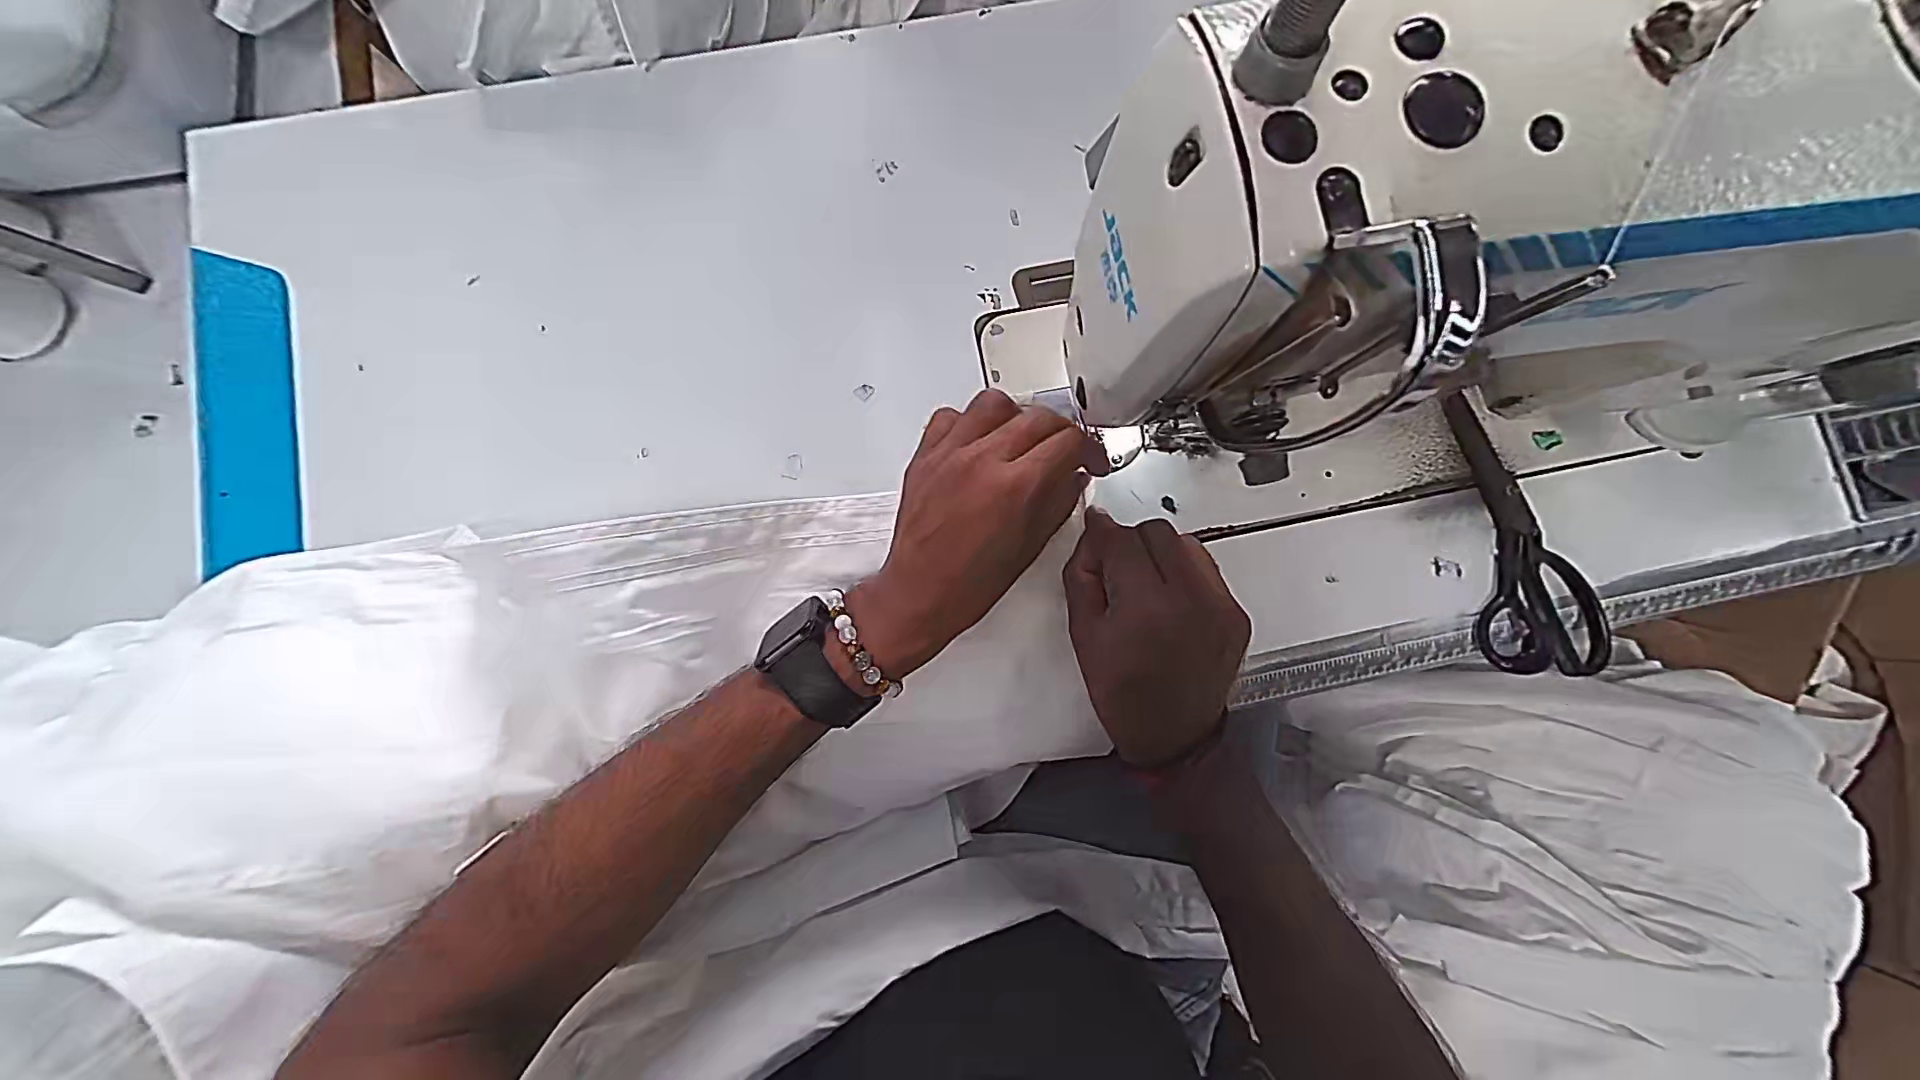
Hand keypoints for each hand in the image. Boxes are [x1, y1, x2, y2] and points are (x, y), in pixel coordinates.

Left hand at [848, 390, 1106, 680]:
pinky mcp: (924, 457)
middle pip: (1038, 416)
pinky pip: (949, 416)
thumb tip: (1073, 478)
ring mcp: (949, 455)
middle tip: (1064, 450)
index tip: (1089, 458)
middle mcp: (981, 461)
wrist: (918, 593)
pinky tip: (978, 442)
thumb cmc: (966, 585)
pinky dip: (969, 422)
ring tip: (1021, 438)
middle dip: (1062, 431)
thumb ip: (1058, 503)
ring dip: (1017, 416)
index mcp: (1014, 487)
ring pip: (994, 402)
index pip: (1067, 440)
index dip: (1089, 448)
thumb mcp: (1029, 547)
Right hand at [1062, 509, 1251, 767]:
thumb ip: (1082, 577)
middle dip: (1129, 540)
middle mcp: (1191, 599)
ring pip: (1186, 542)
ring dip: (1159, 550)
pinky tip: (1168, 596)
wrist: (1173, 736)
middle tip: (1114, 564)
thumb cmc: (1124, 696)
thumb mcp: (1084, 635)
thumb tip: (1092, 539)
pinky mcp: (1237, 613)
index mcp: (1146, 607)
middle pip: (1156, 532)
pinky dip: (1183, 570)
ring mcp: (1221, 606)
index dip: (1101, 531)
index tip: (1094, 528)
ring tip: (1143, 582)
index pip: (1121, 540)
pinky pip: (1206, 568)